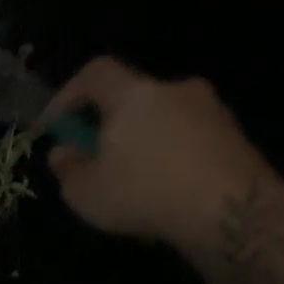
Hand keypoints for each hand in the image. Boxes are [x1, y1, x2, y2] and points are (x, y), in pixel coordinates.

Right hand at [40, 57, 283, 254]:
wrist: (231, 210)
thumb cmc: (143, 192)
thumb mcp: (84, 191)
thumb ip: (68, 167)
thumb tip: (64, 151)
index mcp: (134, 95)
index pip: (95, 73)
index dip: (67, 95)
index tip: (52, 125)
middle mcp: (175, 89)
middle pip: (130, 98)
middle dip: (106, 125)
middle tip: (92, 160)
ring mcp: (210, 109)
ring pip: (159, 118)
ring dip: (138, 141)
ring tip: (128, 182)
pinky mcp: (232, 133)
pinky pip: (185, 137)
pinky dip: (166, 155)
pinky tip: (161, 189)